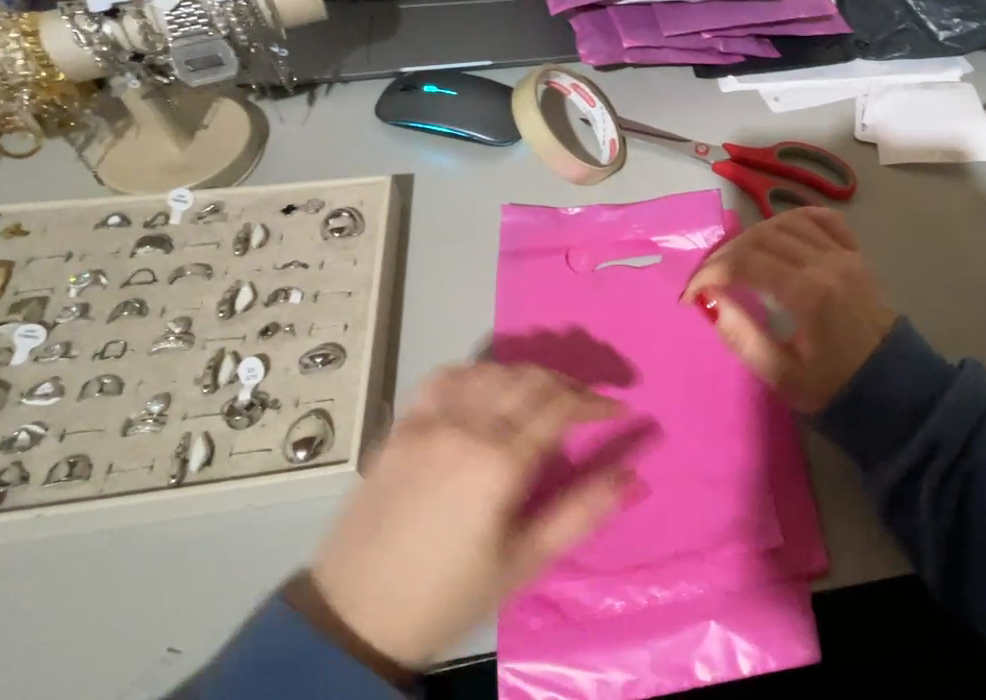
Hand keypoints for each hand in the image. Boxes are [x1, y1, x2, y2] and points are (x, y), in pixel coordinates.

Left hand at [305, 362, 633, 669]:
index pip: (561, 407)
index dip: (596, 401)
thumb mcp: (524, 564)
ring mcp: (428, 421)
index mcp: (500, 462)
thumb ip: (581, 513)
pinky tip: (488, 388)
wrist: (353, 616)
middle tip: (590, 402)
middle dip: (569, 383)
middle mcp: (465, 427)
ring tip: (545, 395)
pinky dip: (477, 372)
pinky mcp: (400, 426)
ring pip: (491, 370)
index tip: (619, 408)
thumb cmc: (449, 596)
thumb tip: (632, 475)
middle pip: (531, 379)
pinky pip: (444, 377)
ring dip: (527, 374)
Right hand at [681, 207, 896, 413]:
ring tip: (737, 259)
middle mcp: (826, 263)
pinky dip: (795, 219)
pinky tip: (779, 234)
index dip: (710, 272)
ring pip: (789, 222)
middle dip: (726, 254)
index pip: (745, 262)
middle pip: (762, 237)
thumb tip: (705, 300)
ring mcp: (845, 254)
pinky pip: (823, 219)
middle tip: (708, 279)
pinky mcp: (857, 255)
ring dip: (755, 235)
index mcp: (807, 293)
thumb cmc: (833, 387)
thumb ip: (740, 334)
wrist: (893, 388)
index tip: (690, 293)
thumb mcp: (780, 374)